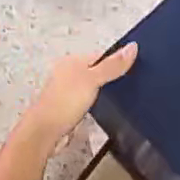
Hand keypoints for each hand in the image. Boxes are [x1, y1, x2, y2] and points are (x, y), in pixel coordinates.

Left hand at [19, 44, 138, 145]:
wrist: (44, 132)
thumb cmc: (65, 102)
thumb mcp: (93, 80)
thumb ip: (112, 66)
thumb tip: (133, 46)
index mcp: (72, 61)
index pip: (100, 56)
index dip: (117, 62)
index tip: (135, 70)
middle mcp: (67, 74)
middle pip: (95, 72)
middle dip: (110, 79)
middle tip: (130, 86)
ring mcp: (66, 93)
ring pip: (90, 89)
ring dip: (101, 94)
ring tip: (120, 99)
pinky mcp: (66, 110)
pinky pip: (85, 104)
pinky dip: (93, 106)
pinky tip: (102, 111)